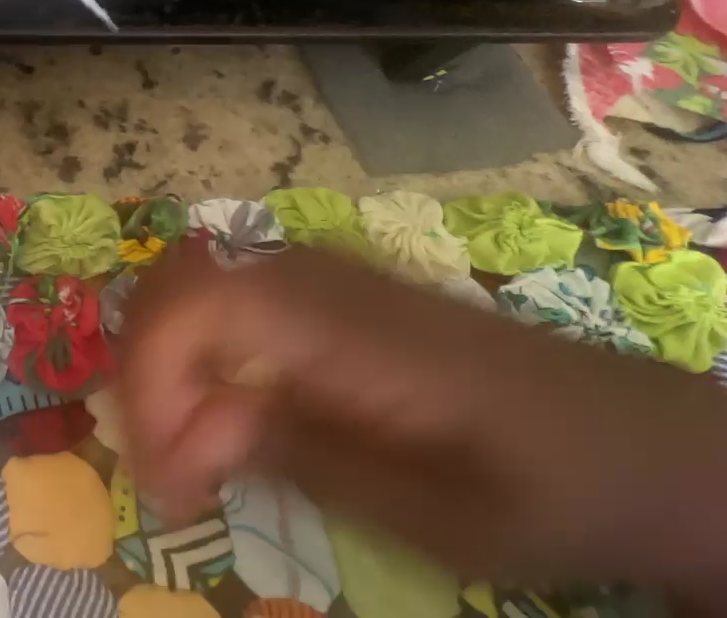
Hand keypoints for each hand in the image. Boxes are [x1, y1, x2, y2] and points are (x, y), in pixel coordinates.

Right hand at [116, 244, 726, 595]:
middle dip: (141, 372)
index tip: (161, 478)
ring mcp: (313, 274)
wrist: (643, 440)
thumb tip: (189, 436)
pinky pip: (220, 295)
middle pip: (172, 285)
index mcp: (334, 323)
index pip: (190, 313)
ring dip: (162, 360)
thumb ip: (300, 457)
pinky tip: (222, 410)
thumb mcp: (434, 513)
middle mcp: (309, 278)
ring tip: (183, 443)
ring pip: (187, 282)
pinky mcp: (319, 289)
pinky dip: (193, 348)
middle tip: (160, 460)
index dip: (150, 387)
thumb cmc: (545, 488)